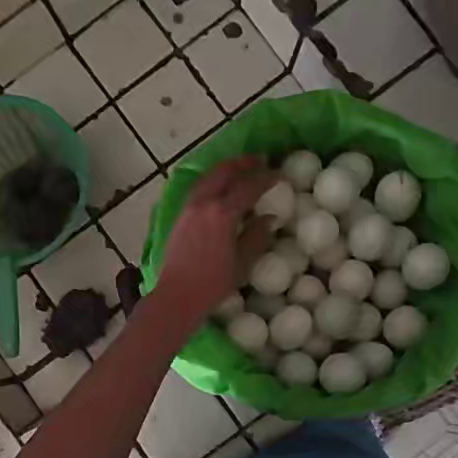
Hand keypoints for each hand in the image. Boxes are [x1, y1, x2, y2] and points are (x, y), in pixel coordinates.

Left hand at [152, 155, 280, 321]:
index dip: (266, 178)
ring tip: (240, 169)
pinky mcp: (180, 215)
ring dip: (226, 169)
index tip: (280, 175)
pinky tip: (219, 188)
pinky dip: (213, 180)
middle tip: (260, 161)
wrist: (176, 295)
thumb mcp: (242, 262)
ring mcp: (189, 207)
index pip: (248, 187)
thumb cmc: (212, 284)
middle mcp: (204, 203)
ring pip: (209, 177)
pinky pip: (199, 187)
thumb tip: (269, 218)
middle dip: (244, 163)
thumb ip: (257, 236)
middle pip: (225, 172)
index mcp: (223, 214)